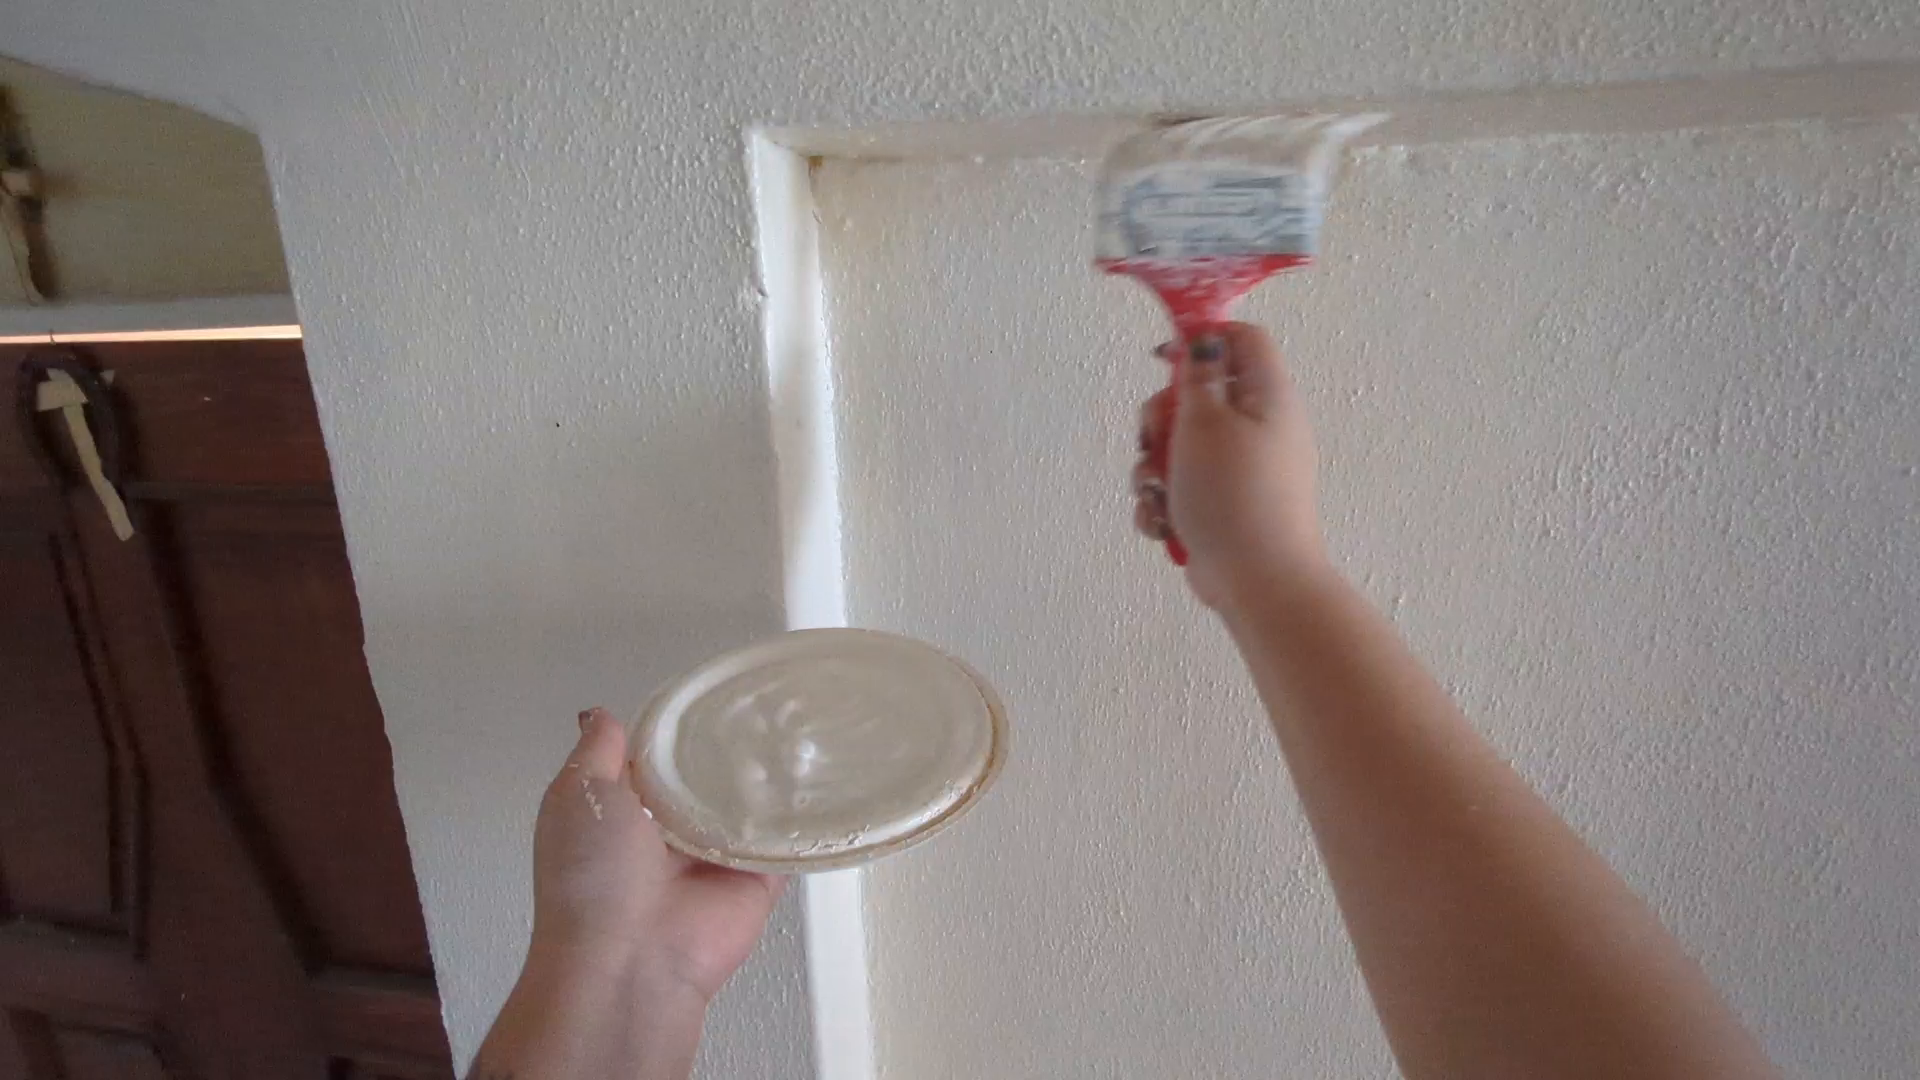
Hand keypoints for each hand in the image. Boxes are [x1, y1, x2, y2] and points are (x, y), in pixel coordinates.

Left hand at [531, 707, 785, 1001]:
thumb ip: (597, 752)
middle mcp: (674, 833)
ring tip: (798, 734)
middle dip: (734, 751)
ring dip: (769, 781)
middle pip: (713, 779)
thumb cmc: (591, 882)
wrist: (632, 959)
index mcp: (630, 812)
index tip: (709, 695)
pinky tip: (817, 783)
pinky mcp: (757, 876)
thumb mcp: (577, 797)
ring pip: (752, 806)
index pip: (663, 759)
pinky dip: (799, 819)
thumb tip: (600, 715)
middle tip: (764, 711)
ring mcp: (718, 856)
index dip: (682, 729)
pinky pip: (784, 841)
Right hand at [1132, 322, 1328, 612]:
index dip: (1201, 340)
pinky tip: (1161, 524)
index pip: (1242, 341)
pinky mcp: (1222, 507)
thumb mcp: (1206, 424)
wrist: (1255, 579)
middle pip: (1198, 399)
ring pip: (1180, 449)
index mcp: (1267, 398)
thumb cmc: (1231, 493)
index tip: (1161, 360)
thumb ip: (1198, 378)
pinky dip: (1164, 503)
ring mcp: (1239, 472)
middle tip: (1151, 440)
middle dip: (1161, 420)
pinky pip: (1183, 489)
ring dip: (1153, 470)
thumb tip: (1205, 344)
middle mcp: (1257, 430)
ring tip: (1154, 495)